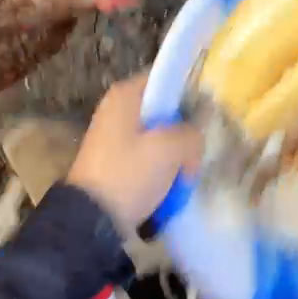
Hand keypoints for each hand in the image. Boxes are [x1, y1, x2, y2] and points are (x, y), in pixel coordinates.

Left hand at [67, 75, 200, 228]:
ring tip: (185, 174)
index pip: (165, 77)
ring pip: (159, 135)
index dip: (189, 92)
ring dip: (175, 154)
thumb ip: (192, 133)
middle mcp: (117, 108)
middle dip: (184, 131)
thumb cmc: (129, 173)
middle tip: (195, 153)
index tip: (207, 114)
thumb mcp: (169, 149)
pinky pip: (148, 155)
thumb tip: (197, 133)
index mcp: (125, 94)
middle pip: (164, 109)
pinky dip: (161, 167)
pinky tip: (170, 185)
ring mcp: (114, 136)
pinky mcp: (115, 161)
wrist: (90, 221)